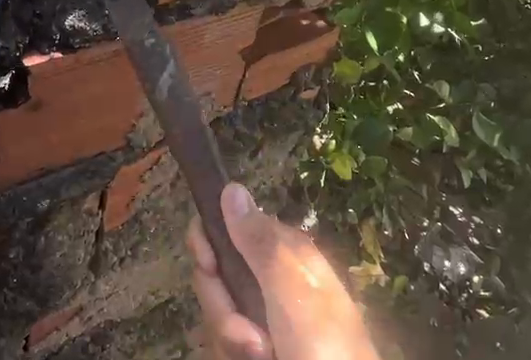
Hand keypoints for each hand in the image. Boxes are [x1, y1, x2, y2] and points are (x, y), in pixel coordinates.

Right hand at [185, 183, 377, 359]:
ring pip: (216, 313)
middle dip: (222, 308)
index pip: (225, 226)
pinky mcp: (256, 347)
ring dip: (230, 338)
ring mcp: (262, 317)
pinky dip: (232, 353)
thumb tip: (231, 188)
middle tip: (251, 336)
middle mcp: (268, 281)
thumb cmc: (323, 348)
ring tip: (262, 356)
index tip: (207, 265)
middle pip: (214, 275)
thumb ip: (259, 242)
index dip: (207, 242)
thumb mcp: (292, 291)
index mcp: (282, 255)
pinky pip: (223, 341)